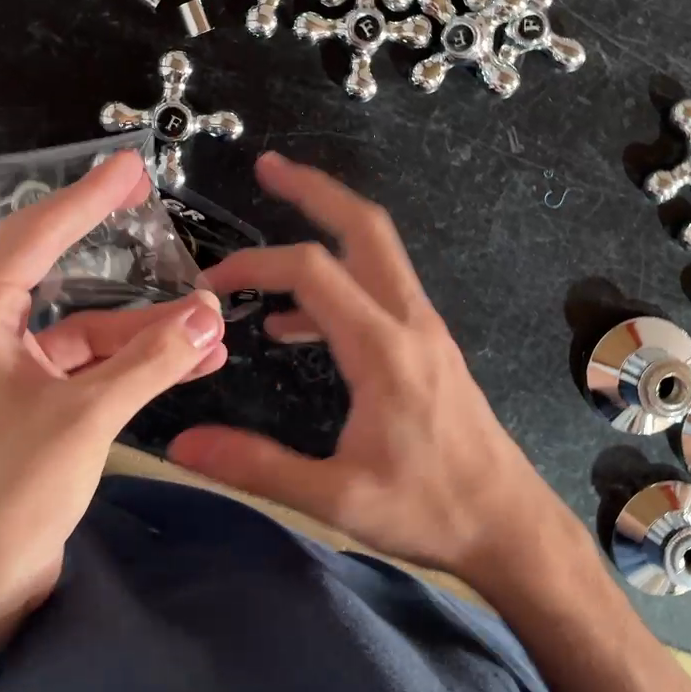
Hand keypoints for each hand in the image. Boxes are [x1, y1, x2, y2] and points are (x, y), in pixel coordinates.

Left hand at [0, 150, 226, 617]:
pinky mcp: (40, 405)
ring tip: (212, 324)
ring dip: (148, 329)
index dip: (86, 197)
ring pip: (92, 330)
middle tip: (157, 208)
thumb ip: (150, 362)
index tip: (129, 167)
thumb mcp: (86, 418)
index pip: (36, 236)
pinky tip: (193, 363)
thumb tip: (207, 318)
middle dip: (118, 252)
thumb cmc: (10, 492)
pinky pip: (96, 367)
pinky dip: (139, 364)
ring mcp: (17, 371)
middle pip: (65, 274)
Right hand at [167, 152, 563, 583]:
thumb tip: (182, 444)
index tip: (210, 286)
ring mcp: (424, 328)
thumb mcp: (336, 499)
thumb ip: (258, 467)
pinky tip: (295, 326)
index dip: (254, 264)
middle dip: (314, 190)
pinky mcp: (428, 345)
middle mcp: (409, 321)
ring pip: (377, 252)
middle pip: (364, 227)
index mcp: (383, 348)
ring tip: (274, 231)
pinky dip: (336, 284)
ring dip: (327, 228)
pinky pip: (379, 290)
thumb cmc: (428, 512)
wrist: (509, 524)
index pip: (310, 272)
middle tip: (268, 167)